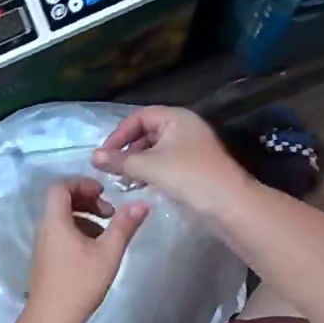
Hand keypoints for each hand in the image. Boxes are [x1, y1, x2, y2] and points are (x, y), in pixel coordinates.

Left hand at [25, 177, 148, 322]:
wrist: (52, 319)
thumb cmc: (80, 283)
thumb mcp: (108, 253)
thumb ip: (124, 226)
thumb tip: (142, 203)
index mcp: (55, 221)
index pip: (60, 186)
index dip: (82, 183)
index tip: (104, 192)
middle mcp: (45, 228)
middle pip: (61, 200)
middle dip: (87, 199)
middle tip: (109, 212)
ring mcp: (43, 244)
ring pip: (62, 218)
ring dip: (85, 216)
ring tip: (107, 232)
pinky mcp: (46, 258)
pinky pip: (61, 232)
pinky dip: (79, 231)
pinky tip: (96, 249)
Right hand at [91, 106, 252, 213]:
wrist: (230, 205)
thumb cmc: (190, 178)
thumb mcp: (151, 167)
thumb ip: (120, 161)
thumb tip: (93, 157)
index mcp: (176, 118)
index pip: (138, 117)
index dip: (118, 134)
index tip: (103, 155)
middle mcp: (183, 128)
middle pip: (145, 132)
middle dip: (127, 150)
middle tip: (111, 170)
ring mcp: (189, 148)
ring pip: (154, 150)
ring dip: (136, 163)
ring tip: (123, 181)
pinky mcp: (192, 167)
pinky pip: (164, 163)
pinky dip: (149, 172)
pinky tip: (139, 186)